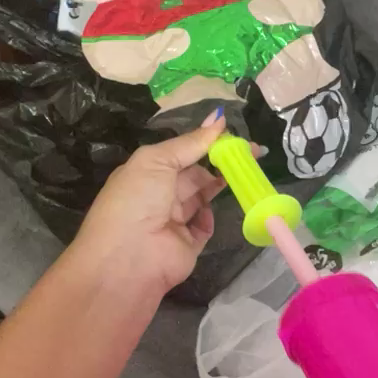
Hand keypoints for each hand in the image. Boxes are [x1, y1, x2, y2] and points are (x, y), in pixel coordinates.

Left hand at [62, 112, 227, 303]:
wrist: (127, 259)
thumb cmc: (136, 200)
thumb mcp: (157, 160)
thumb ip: (191, 142)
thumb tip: (219, 118)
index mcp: (146, 172)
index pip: (180, 152)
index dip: (205, 142)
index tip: (232, 134)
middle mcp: (159, 195)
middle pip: (195, 174)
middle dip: (219, 162)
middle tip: (250, 153)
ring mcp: (174, 221)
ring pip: (202, 197)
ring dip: (218, 185)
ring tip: (242, 173)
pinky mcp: (188, 244)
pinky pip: (205, 225)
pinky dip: (210, 217)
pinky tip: (209, 210)